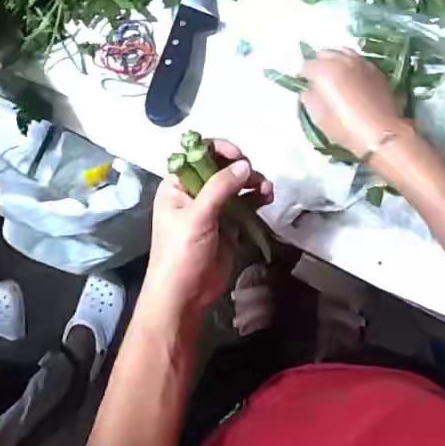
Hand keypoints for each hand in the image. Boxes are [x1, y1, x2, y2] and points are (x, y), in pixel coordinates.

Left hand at [138, 139, 272, 332]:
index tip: (238, 156)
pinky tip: (267, 198)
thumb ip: (220, 188)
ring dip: (253, 181)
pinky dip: (256, 197)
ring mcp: (213, 208)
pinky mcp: (228, 224)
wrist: (184, 295)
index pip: (197, 155)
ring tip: (266, 190)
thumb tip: (244, 164)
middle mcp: (195, 192)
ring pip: (236, 184)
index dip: (218, 149)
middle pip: (221, 167)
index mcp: (177, 185)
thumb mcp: (197, 216)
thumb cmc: (180, 253)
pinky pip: (245, 203)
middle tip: (254, 177)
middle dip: (240, 167)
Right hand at [301, 50, 408, 157]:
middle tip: (317, 78)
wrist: (382, 133)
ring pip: (343, 52)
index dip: (302, 75)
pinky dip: (351, 64)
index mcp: (325, 71)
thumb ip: (309, 98)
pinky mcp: (376, 70)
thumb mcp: (318, 117)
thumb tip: (308, 90)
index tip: (303, 83)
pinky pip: (358, 60)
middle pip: (325, 53)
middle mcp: (342, 61)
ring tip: (334, 73)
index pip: (306, 65)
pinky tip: (351, 76)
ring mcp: (361, 63)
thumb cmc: (345, 128)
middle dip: (318, 63)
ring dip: (336, 60)